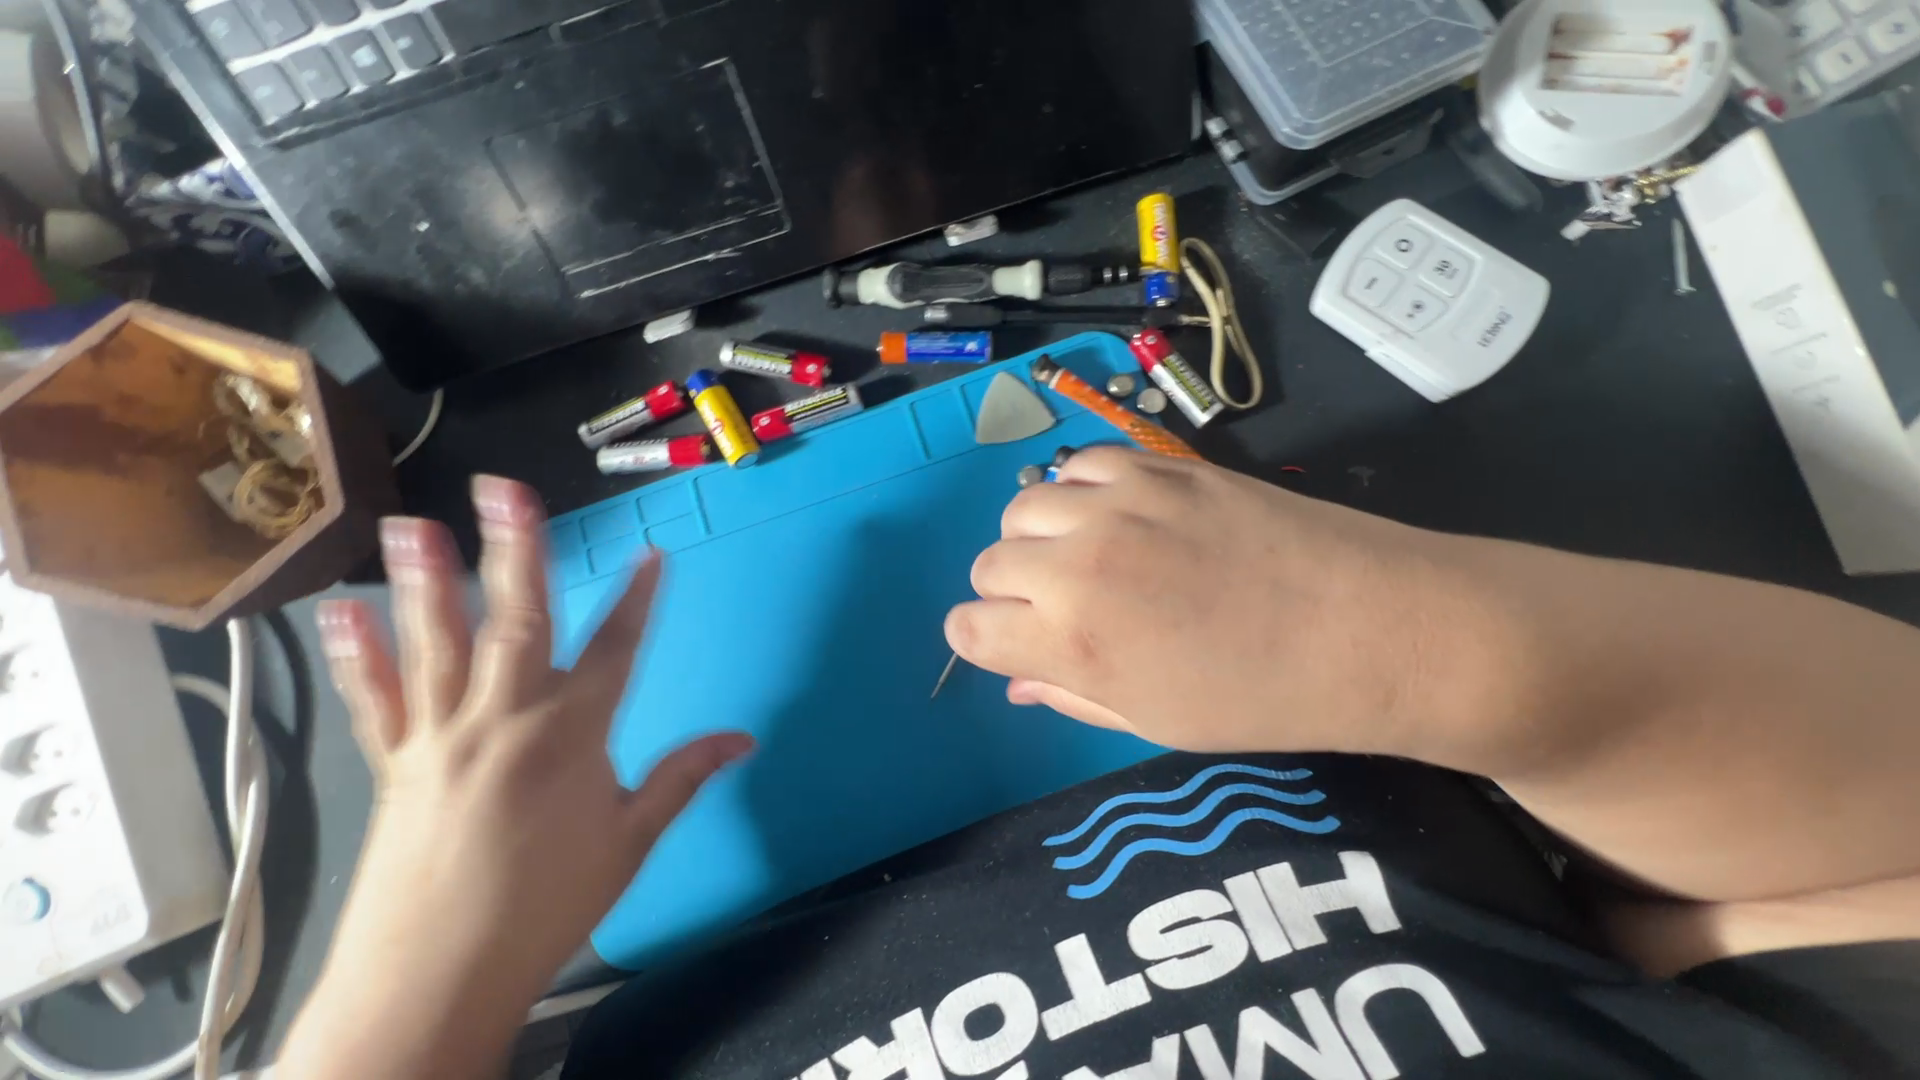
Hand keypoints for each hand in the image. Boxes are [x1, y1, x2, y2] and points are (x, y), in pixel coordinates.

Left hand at [311, 477, 752, 1011]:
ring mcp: (442, 736)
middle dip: (516, 550)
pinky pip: (378, 701)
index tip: (650, 554)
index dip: (638, 598)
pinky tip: (343, 614)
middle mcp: (505, 719)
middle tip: (506, 492)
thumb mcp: (631, 841)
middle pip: (517, 619)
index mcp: (570, 736)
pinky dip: (360, 657)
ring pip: (437, 644)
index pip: (616, 649)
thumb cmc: (548, 906)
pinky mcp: (396, 763)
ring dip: (426, 581)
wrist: (438, 977)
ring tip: (412, 525)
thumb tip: (744, 739)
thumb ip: (683, 777)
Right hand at [944, 448, 1517, 763]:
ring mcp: (1117, 506)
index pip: (967, 627)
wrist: (1370, 628)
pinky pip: (1079, 466)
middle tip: (1067, 608)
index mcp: (1072, 644)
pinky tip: (1119, 516)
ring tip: (1089, 557)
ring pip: (1023, 509)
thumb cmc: (1264, 699)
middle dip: (1013, 593)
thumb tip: (1018, 679)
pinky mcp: (1157, 467)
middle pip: (989, 564)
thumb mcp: (1156, 720)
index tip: (1020, 644)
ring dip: (1040, 538)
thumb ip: (1072, 694)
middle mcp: (1077, 566)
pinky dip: (1081, 492)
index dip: (987, 640)